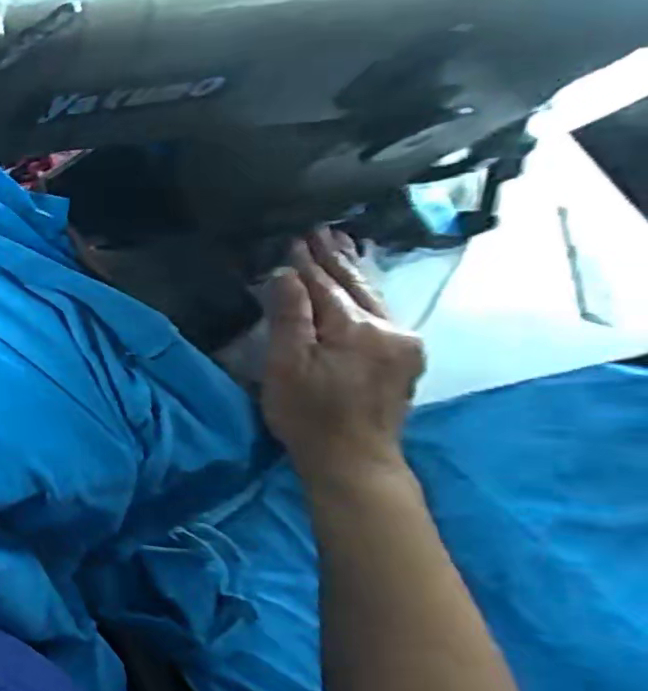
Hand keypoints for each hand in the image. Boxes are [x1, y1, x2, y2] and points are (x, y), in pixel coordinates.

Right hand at [258, 228, 425, 479]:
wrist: (353, 458)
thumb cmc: (307, 413)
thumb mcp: (286, 365)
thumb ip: (290, 317)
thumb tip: (286, 275)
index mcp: (357, 329)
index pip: (325, 286)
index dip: (306, 263)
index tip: (292, 238)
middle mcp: (390, 329)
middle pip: (355, 287)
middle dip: (334, 260)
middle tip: (319, 232)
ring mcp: (403, 345)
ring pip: (372, 299)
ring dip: (351, 274)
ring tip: (338, 249)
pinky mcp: (404, 360)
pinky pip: (381, 314)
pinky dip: (363, 295)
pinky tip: (356, 289)